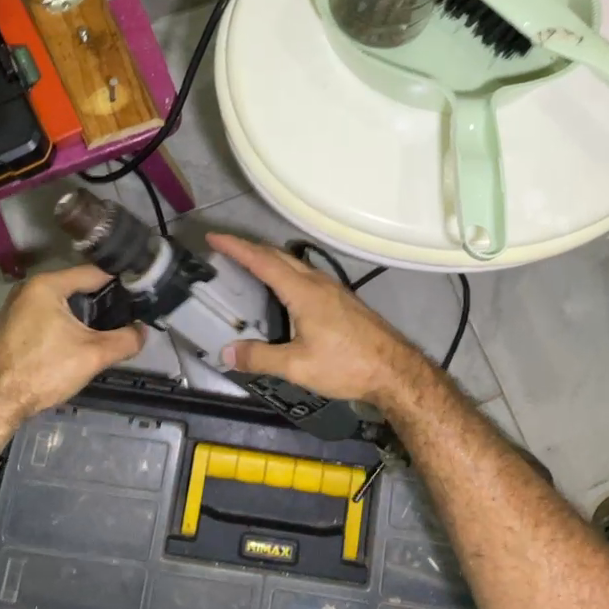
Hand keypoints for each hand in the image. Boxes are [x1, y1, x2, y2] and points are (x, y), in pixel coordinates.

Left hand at [0, 265, 144, 432]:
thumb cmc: (42, 371)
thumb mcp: (93, 355)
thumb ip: (125, 340)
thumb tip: (143, 332)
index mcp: (47, 285)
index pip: (95, 273)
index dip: (122, 283)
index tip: (142, 294)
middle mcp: (29, 289)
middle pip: (78, 288)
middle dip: (104, 302)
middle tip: (129, 316)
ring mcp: (16, 308)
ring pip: (62, 305)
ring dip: (85, 317)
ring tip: (109, 331)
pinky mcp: (11, 328)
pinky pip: (47, 318)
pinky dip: (65, 326)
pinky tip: (79, 344)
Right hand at [207, 234, 437, 408]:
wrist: (394, 370)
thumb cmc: (346, 365)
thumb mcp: (298, 366)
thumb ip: (260, 358)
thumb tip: (226, 352)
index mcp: (303, 292)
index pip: (263, 261)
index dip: (237, 248)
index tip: (214, 237)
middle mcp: (318, 283)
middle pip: (279, 256)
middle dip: (250, 249)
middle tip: (226, 249)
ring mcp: (333, 290)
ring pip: (296, 265)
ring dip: (270, 260)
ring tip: (250, 265)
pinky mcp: (343, 301)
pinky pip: (307, 276)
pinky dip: (286, 273)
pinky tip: (285, 290)